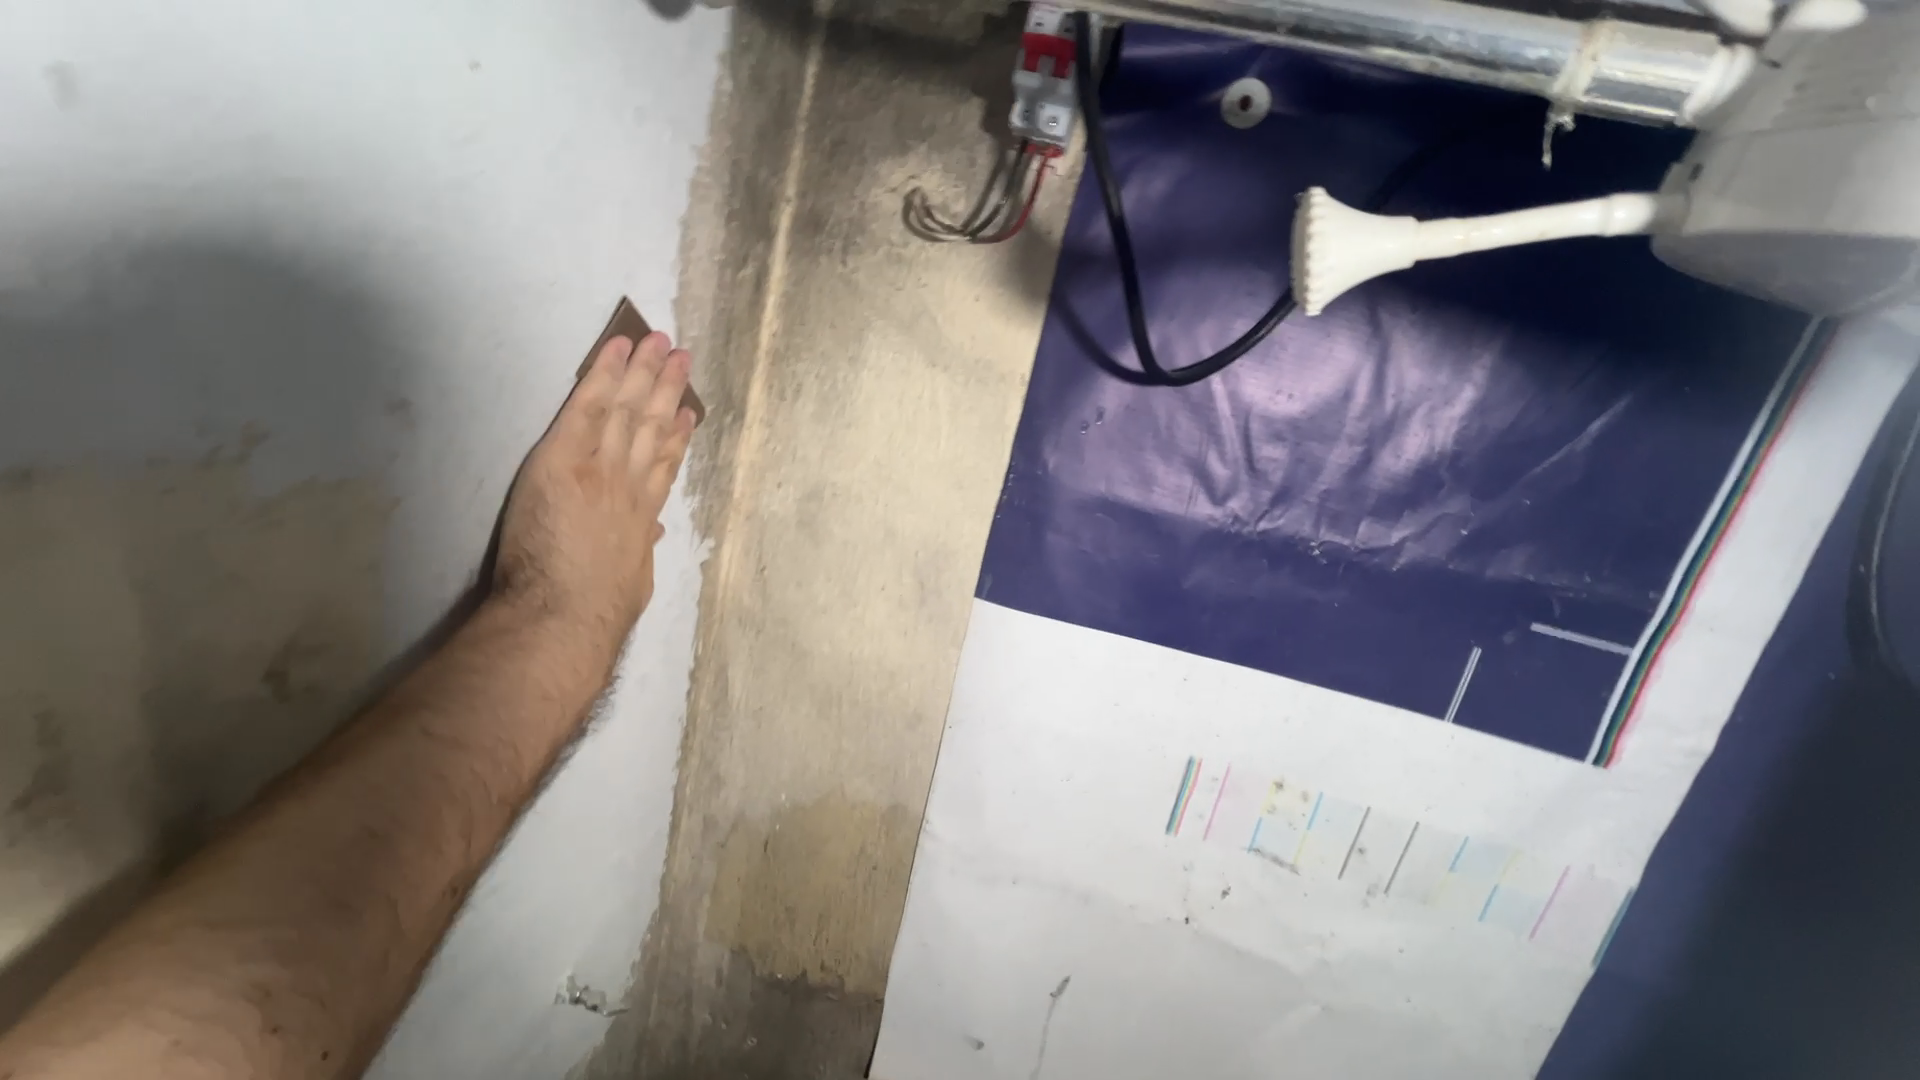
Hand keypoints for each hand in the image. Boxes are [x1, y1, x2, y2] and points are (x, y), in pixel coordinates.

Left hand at [492, 331, 696, 648]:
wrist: (566, 613)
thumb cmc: (600, 609)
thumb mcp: (635, 579)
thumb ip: (643, 548)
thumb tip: (653, 530)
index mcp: (644, 513)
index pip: (664, 464)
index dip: (677, 434)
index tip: (688, 412)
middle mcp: (630, 482)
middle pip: (652, 426)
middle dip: (667, 389)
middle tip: (682, 356)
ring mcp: (602, 467)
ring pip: (626, 409)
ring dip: (644, 372)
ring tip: (660, 342)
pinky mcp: (565, 458)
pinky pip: (587, 407)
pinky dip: (603, 375)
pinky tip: (617, 349)